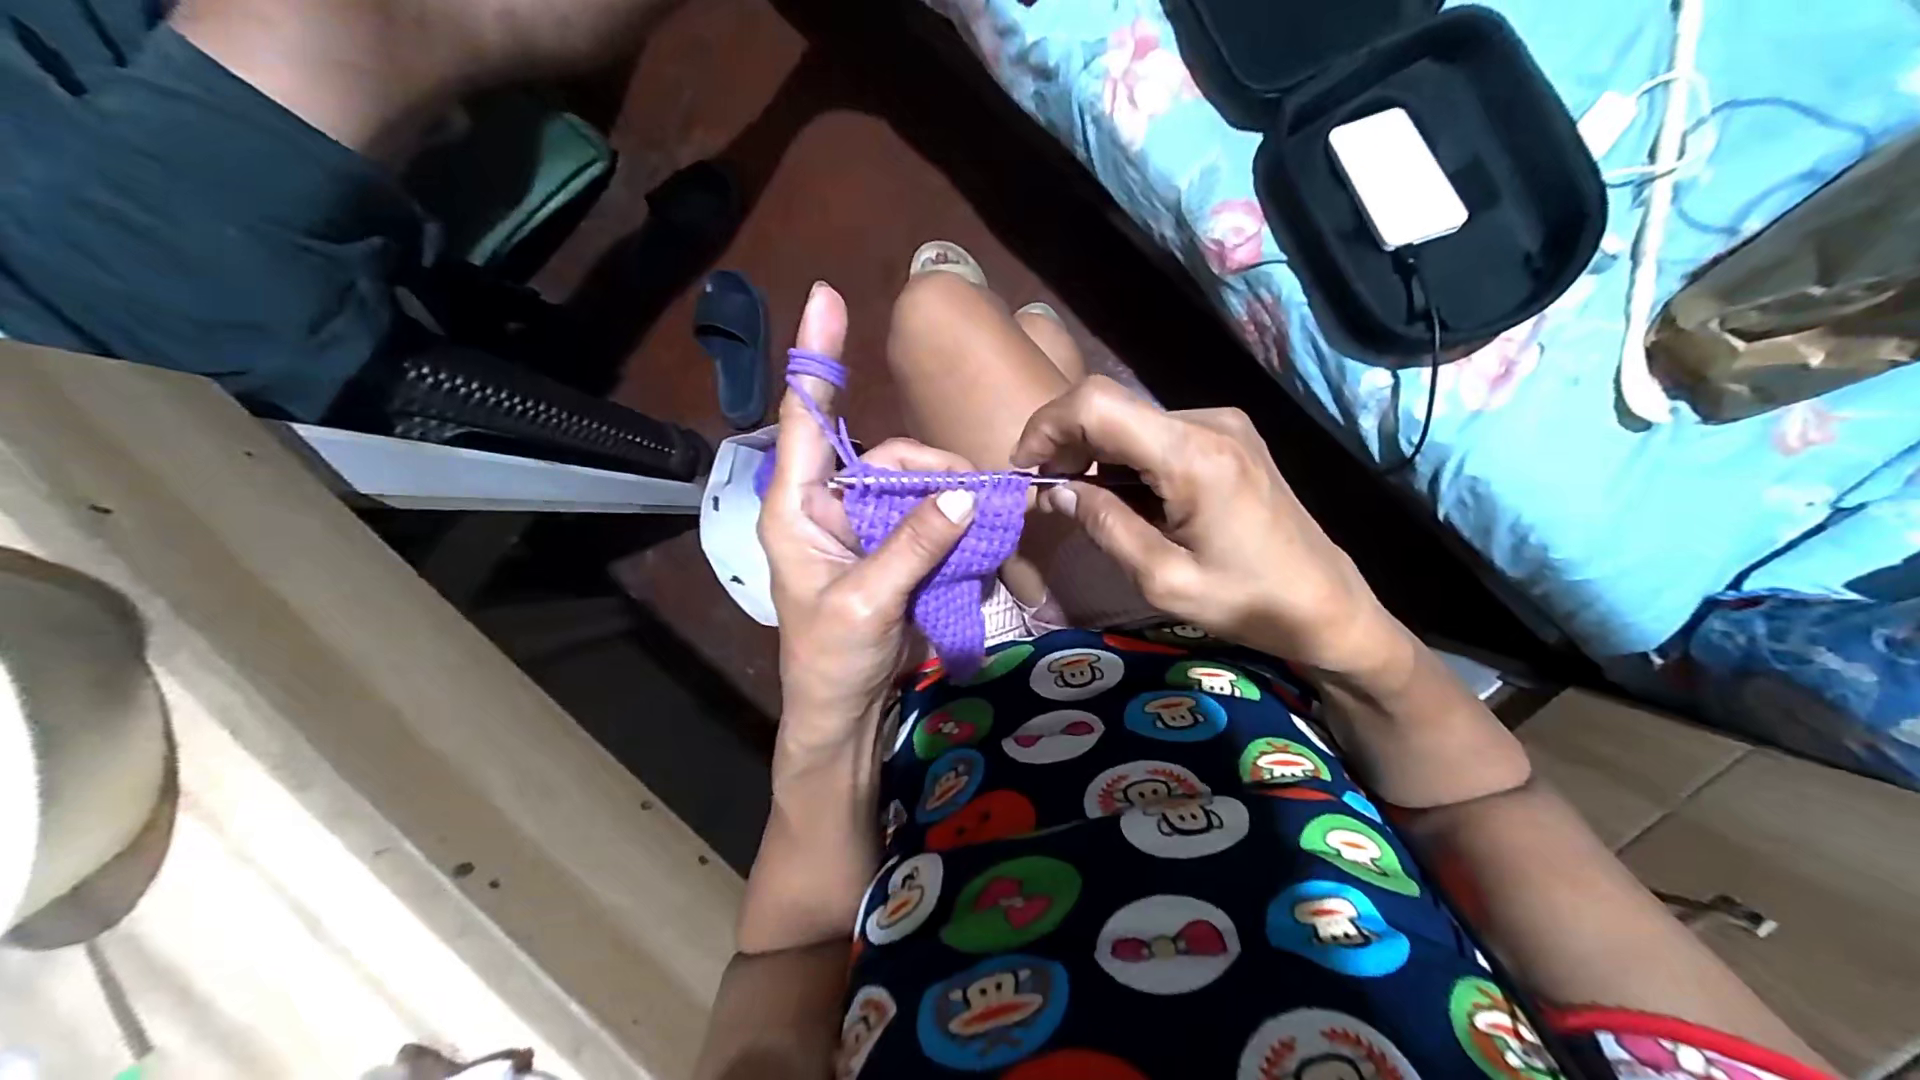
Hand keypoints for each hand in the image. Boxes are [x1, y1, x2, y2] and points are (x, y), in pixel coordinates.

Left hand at [759, 283, 978, 761]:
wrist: (846, 706)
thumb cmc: (832, 657)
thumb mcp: (867, 601)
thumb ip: (912, 545)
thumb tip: (963, 495)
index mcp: (797, 506)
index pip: (805, 419)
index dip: (815, 357)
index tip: (825, 296)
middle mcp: (829, 503)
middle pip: (885, 453)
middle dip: (928, 465)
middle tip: (974, 498)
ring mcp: (864, 523)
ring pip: (913, 481)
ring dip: (948, 494)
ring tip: (981, 521)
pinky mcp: (892, 543)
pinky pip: (927, 511)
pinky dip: (952, 514)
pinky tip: (976, 527)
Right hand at [1010, 376, 1398, 675]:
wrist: (1326, 604)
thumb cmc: (1248, 602)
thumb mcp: (1163, 580)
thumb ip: (1105, 527)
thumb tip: (1057, 492)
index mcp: (1193, 455)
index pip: (1096, 404)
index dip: (1046, 427)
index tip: (1025, 470)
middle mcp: (1208, 422)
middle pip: (1110, 406)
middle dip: (1065, 444)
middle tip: (1049, 494)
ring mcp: (1222, 424)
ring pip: (1130, 420)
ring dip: (1094, 454)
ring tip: (1086, 503)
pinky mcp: (1228, 436)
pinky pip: (1156, 433)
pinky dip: (1124, 459)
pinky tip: (1126, 498)